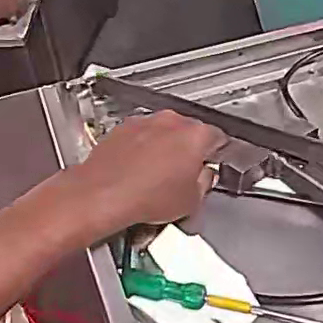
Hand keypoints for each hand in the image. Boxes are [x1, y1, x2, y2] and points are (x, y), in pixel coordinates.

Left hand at [71, 112, 227, 228]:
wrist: (103, 195)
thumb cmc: (145, 196)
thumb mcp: (192, 201)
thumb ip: (205, 182)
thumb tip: (204, 177)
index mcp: (196, 135)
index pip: (219, 138)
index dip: (218, 153)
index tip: (214, 161)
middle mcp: (171, 121)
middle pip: (190, 132)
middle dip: (190, 150)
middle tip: (186, 175)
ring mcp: (145, 122)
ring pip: (164, 132)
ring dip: (165, 148)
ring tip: (159, 176)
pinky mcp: (122, 128)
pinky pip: (140, 136)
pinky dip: (142, 149)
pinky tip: (139, 171)